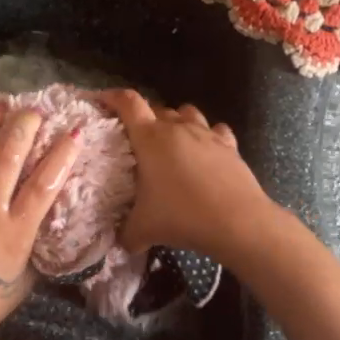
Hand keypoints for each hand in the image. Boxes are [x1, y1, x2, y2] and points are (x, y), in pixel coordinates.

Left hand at [0, 108, 80, 339]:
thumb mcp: (25, 279)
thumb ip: (38, 244)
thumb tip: (52, 217)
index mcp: (15, 231)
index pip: (44, 183)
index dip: (62, 154)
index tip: (76, 132)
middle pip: (10, 151)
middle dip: (26, 123)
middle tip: (35, 112)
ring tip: (1, 107)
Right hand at [102, 90, 278, 265]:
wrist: (237, 222)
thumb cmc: (183, 215)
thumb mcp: (144, 229)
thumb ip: (126, 233)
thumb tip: (119, 242)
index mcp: (150, 137)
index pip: (128, 103)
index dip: (112, 97)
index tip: (102, 99)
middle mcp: (177, 127)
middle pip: (156, 108)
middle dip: (144, 118)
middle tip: (137, 140)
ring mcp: (206, 133)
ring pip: (187, 112)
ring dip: (177, 121)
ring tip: (172, 142)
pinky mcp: (229, 145)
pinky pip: (216, 130)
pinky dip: (209, 136)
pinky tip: (207, 152)